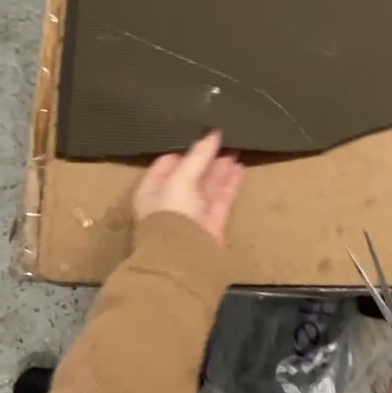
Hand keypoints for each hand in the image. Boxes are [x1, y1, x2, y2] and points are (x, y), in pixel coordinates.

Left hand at [131, 130, 244, 245]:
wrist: (183, 261)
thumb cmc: (171, 214)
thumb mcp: (180, 180)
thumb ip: (197, 156)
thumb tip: (213, 132)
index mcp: (152, 191)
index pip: (167, 164)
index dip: (183, 149)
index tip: (199, 131)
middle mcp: (170, 202)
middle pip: (190, 174)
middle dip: (205, 157)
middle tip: (222, 137)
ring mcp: (191, 215)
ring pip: (207, 186)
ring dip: (220, 169)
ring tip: (235, 148)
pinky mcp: (211, 226)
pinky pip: (221, 200)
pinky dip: (229, 184)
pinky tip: (239, 168)